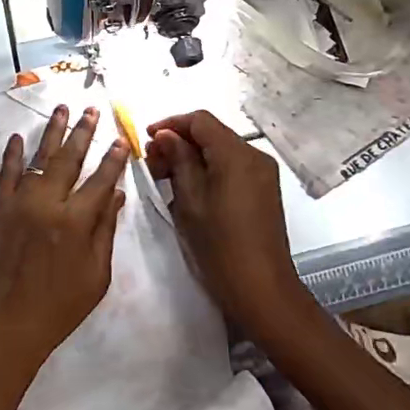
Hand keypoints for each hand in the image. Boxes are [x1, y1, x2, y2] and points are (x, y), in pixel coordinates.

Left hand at [0, 106, 127, 383]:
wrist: (4, 327)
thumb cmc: (58, 308)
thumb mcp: (95, 276)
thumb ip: (104, 231)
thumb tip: (115, 195)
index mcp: (76, 220)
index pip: (101, 179)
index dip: (113, 158)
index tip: (121, 139)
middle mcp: (48, 202)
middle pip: (70, 159)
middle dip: (83, 132)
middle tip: (92, 110)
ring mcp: (19, 203)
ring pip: (38, 158)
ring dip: (52, 132)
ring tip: (61, 109)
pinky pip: (5, 174)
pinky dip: (11, 155)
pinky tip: (16, 138)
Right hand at [144, 111, 306, 336]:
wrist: (261, 289)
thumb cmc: (219, 245)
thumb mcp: (189, 200)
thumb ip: (178, 160)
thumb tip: (166, 135)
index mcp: (236, 154)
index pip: (200, 121)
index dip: (170, 123)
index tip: (146, 138)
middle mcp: (254, 156)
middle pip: (212, 134)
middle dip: (179, 142)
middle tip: (151, 163)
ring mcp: (262, 174)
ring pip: (220, 151)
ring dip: (191, 158)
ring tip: (164, 179)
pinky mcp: (263, 191)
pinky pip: (231, 168)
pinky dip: (208, 171)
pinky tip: (188, 190)